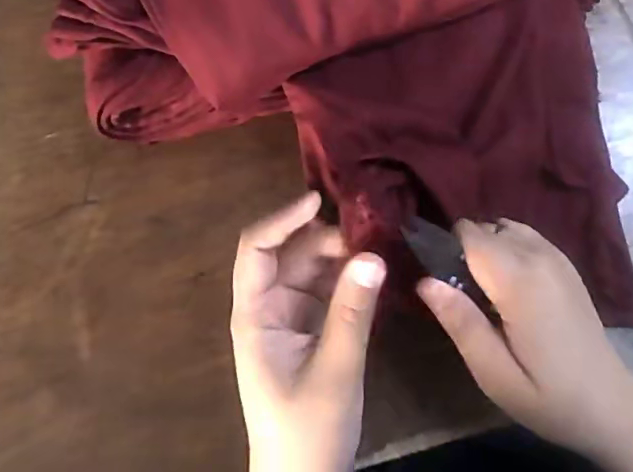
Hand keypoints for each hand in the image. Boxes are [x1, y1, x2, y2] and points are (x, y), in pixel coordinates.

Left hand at [231, 192, 385, 471]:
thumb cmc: (306, 432)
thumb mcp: (335, 371)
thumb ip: (352, 312)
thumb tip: (373, 254)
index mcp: (255, 314)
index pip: (255, 249)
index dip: (282, 219)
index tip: (319, 199)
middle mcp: (268, 306)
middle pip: (290, 253)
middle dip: (324, 237)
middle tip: (368, 233)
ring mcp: (289, 315)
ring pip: (311, 266)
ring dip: (340, 254)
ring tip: (377, 246)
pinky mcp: (310, 327)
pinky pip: (326, 287)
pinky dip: (348, 275)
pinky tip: (374, 269)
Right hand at [416, 219, 632, 471]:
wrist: (611, 404)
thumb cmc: (548, 397)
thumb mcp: (495, 375)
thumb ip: (460, 323)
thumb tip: (424, 281)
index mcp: (517, 279)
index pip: (467, 233)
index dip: (446, 248)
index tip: (441, 279)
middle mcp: (537, 254)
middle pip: (483, 227)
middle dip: (465, 251)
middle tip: (466, 297)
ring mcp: (554, 253)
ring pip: (501, 226)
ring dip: (487, 247)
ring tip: (487, 290)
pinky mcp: (564, 259)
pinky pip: (522, 234)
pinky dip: (508, 246)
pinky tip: (511, 284)